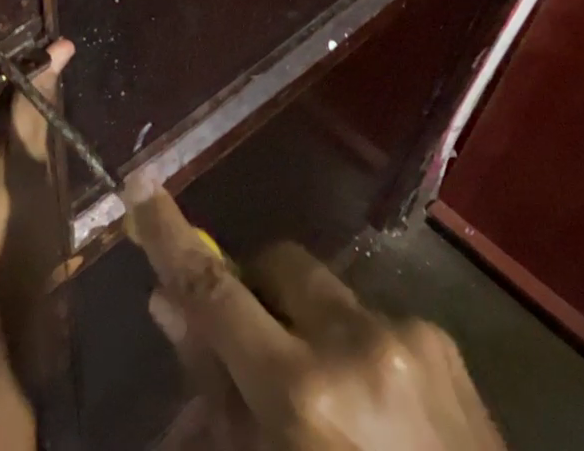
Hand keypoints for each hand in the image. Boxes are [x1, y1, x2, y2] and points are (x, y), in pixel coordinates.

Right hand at [128, 185, 504, 450]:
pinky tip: (369, 398)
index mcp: (302, 393)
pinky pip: (368, 315)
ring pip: (321, 289)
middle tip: (247, 337)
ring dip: (302, 318)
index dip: (171, 238)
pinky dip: (348, 340)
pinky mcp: (442, 340)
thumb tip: (169, 305)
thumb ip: (216, 385)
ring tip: (320, 386)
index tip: (141, 186)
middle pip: (274, 263)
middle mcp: (355, 344)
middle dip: (251, 284)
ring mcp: (408, 335)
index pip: (215, 293)